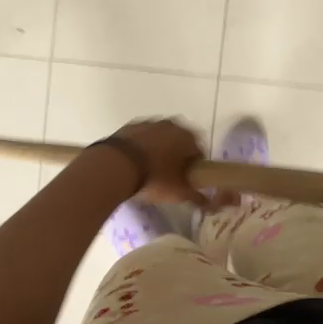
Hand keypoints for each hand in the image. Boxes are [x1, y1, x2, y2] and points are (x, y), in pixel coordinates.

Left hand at [98, 119, 238, 209]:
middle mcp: (171, 125)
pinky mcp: (129, 126)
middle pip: (180, 142)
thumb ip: (196, 195)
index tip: (187, 180)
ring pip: (160, 138)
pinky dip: (142, 148)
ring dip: (159, 150)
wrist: (116, 166)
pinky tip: (135, 163)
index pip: (199, 152)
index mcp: (188, 137)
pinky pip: (142, 139)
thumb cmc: (155, 178)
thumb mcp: (178, 192)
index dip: (195, 168)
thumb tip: (206, 200)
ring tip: (151, 170)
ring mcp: (149, 123)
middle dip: (177, 156)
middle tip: (170, 176)